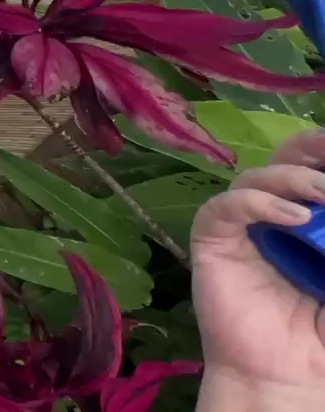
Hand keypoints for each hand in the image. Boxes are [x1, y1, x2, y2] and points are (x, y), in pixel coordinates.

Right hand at [191, 129, 324, 409]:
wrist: (290, 376)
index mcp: (316, 227)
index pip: (317, 178)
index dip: (323, 155)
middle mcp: (280, 218)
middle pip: (284, 167)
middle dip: (307, 153)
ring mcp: (244, 228)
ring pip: (254, 180)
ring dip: (289, 178)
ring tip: (321, 191)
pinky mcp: (214, 238)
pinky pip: (225, 208)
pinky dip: (254, 203)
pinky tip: (290, 214)